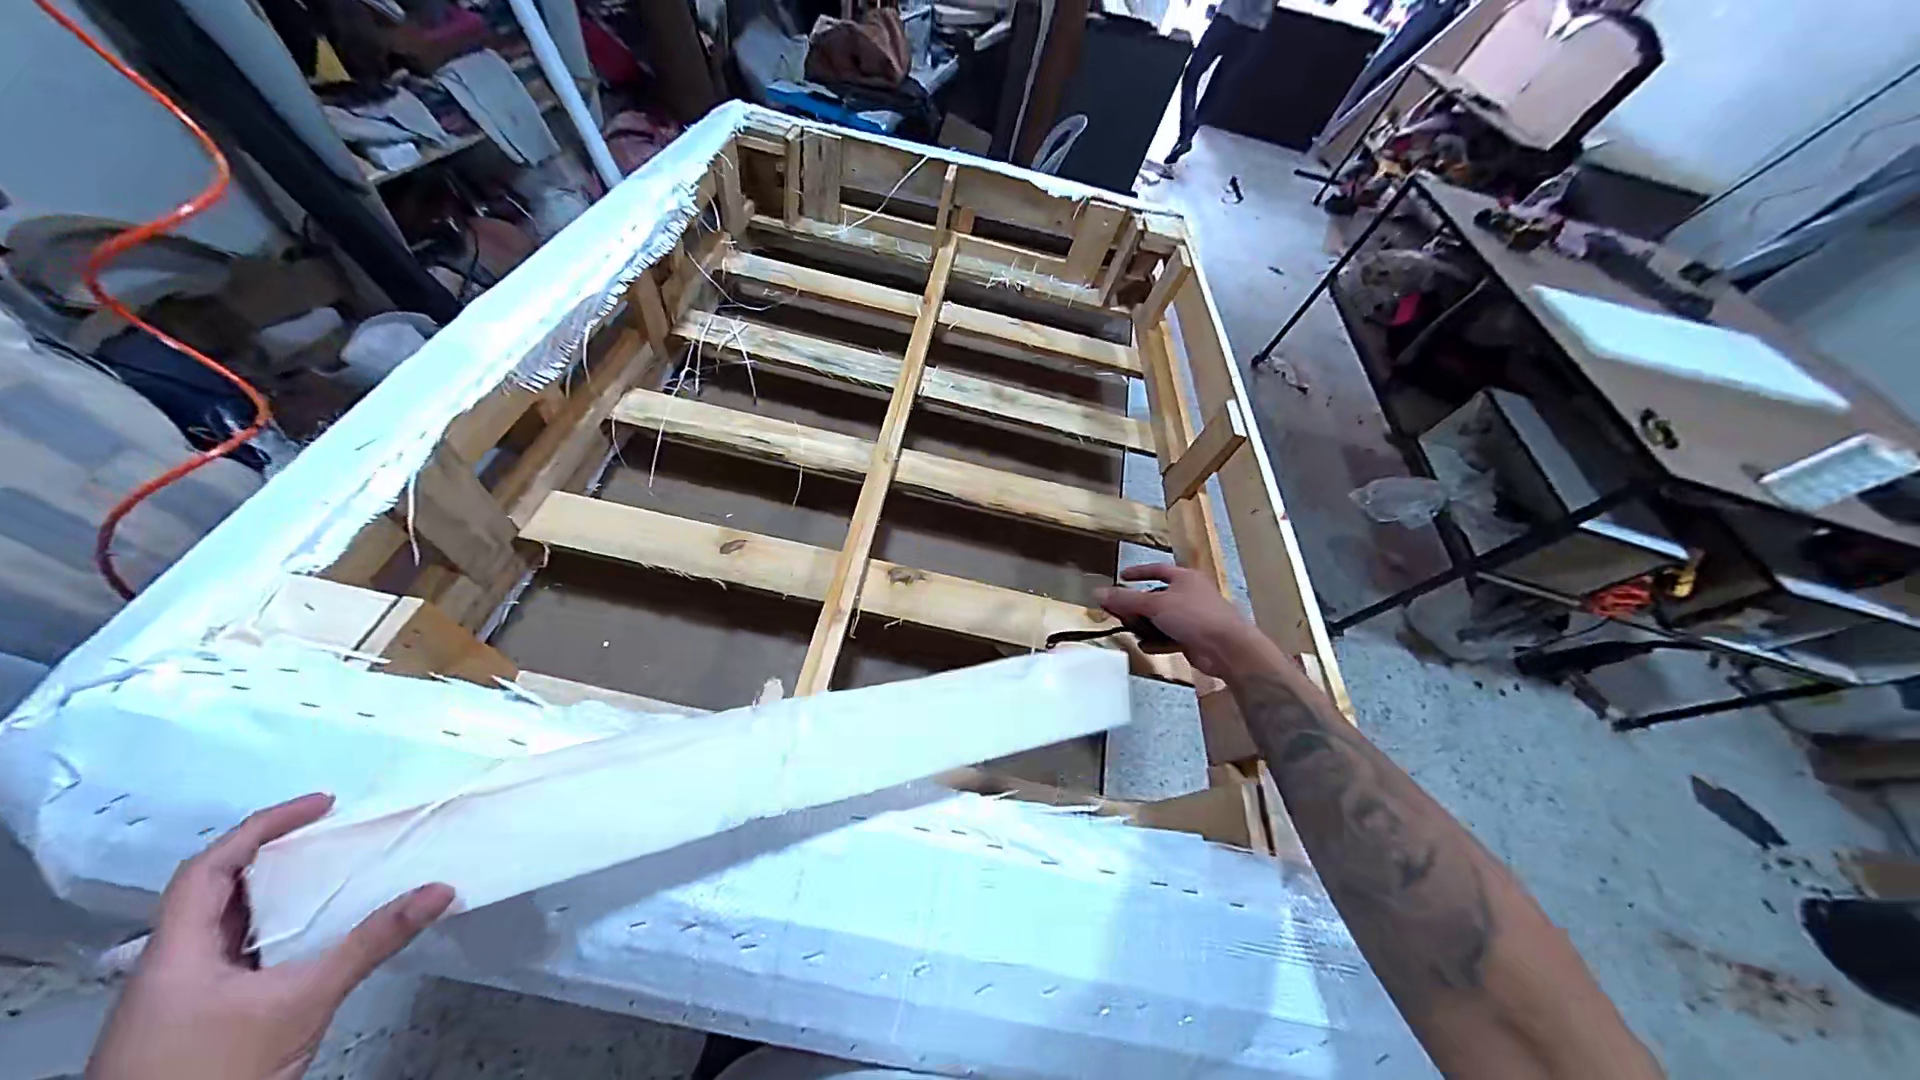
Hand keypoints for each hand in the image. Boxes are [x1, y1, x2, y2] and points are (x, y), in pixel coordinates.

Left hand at [87, 794, 454, 1079]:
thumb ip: (371, 943)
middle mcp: (170, 965)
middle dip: (276, 852)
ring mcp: (181, 993)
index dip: (264, 826)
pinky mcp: (199, 1014)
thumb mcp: (304, 1001)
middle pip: (217, 889)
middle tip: (333, 831)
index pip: (209, 867)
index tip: (322, 805)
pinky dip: (280, 924)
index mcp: (174, 952)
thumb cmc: (218, 1070)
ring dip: (279, 890)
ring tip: (333, 869)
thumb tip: (440, 890)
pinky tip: (316, 928)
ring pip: (229, 921)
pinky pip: (241, 949)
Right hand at [1097, 563, 1281, 677]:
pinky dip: (1158, 641)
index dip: (1139, 572)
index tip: (1122, 576)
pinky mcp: (1195, 638)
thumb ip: (1125, 600)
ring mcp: (1194, 617)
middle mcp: (1191, 595)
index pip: (1158, 569)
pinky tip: (1145, 646)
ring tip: (1131, 630)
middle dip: (1138, 606)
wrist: (1226, 648)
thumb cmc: (1194, 616)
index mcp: (1185, 578)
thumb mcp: (1154, 605)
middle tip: (1120, 612)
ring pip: (1162, 619)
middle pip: (1157, 597)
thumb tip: (1098, 592)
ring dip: (1146, 625)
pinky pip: (1170, 637)